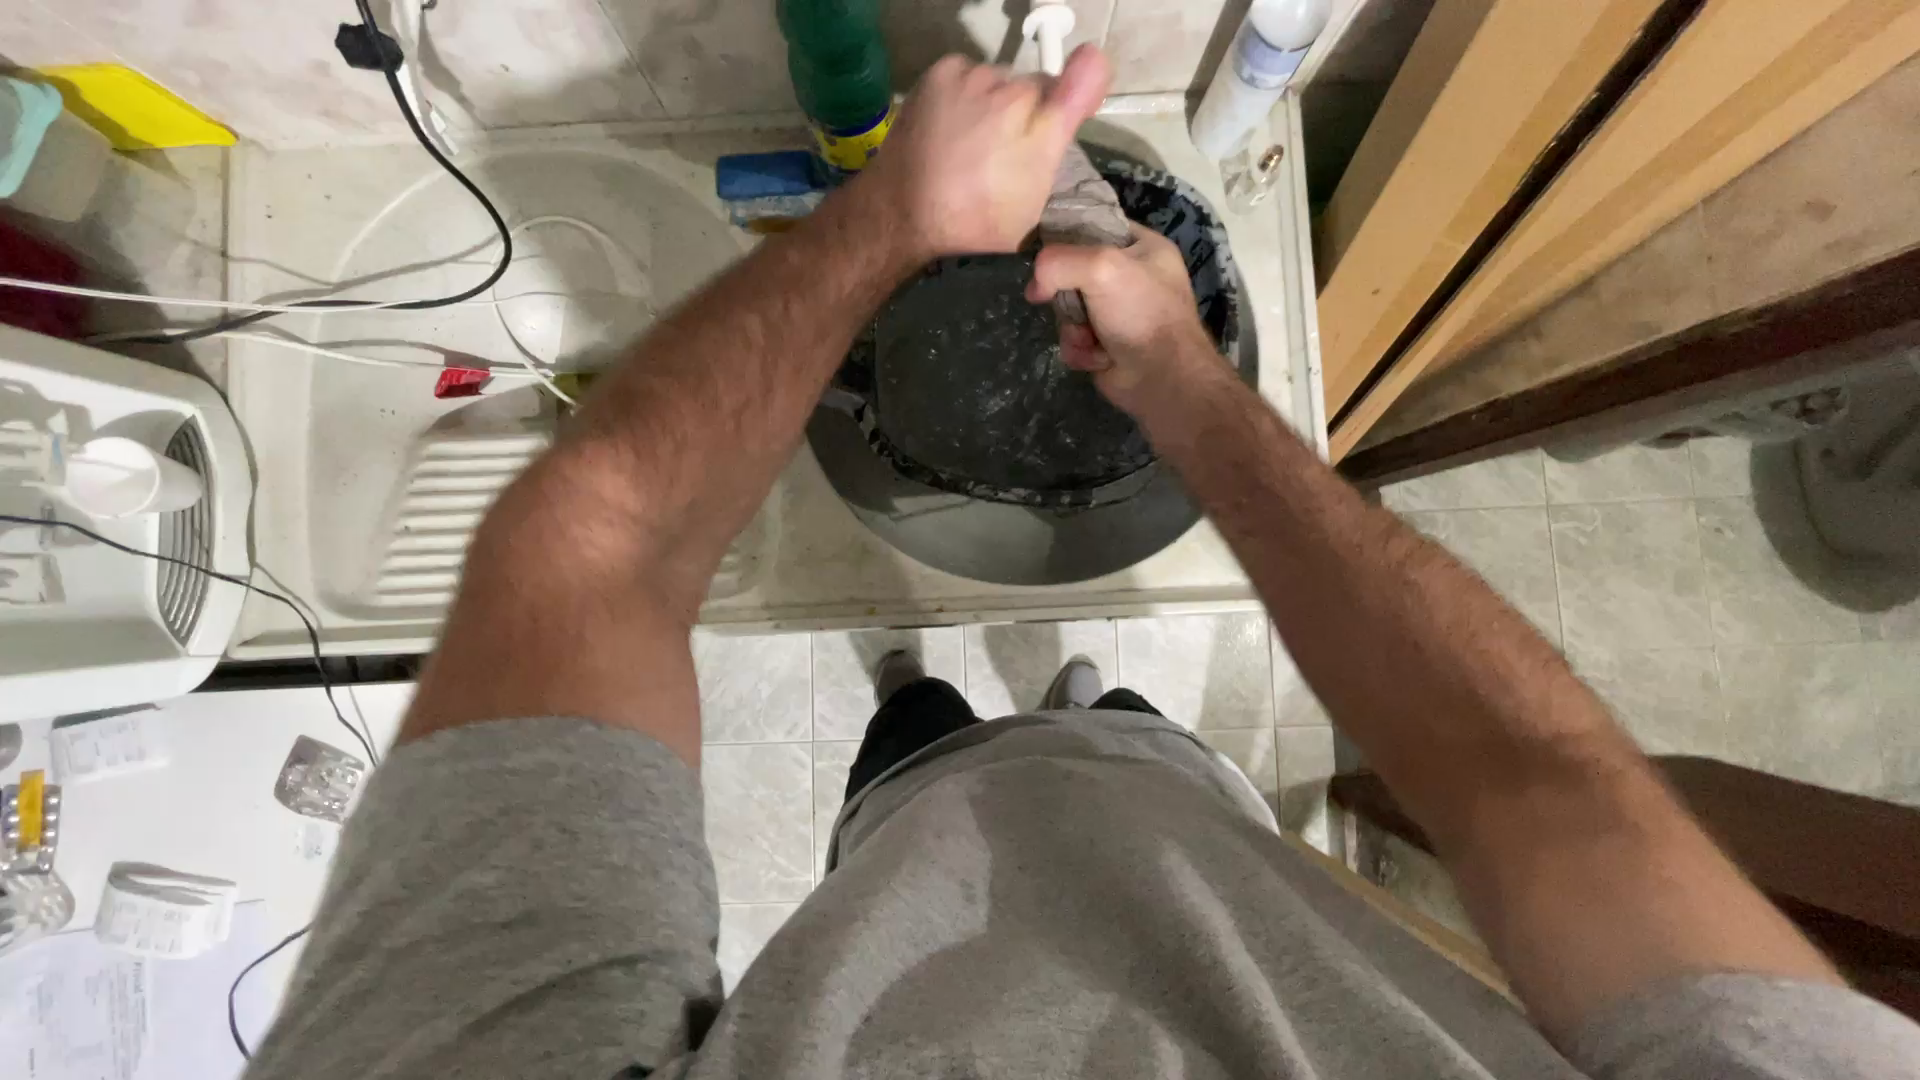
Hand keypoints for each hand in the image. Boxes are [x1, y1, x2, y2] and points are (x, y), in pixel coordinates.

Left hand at [864, 46, 1110, 260]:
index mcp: (1043, 123)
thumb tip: (1096, 59)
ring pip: (997, 84)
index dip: (1076, 99)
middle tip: (1001, 161)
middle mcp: (1012, 90)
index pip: (1083, 77)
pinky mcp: (940, 76)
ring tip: (971, 150)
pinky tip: (952, 131)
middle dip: (1024, 117)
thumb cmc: (976, 221)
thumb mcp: (1034, 196)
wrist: (905, 215)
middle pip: (1032, 89)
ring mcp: (973, 78)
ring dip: (990, 108)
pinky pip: (965, 77)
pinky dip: (962, 98)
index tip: (1060, 125)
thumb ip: (1063, 120)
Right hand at [1025, 224, 1221, 411]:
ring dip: (1072, 329)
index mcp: (1142, 247)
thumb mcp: (1101, 268)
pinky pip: (1073, 340)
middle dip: (1067, 296)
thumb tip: (1035, 288)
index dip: (1066, 238)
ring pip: (1068, 311)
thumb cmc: (1141, 313)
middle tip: (1069, 305)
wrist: (1162, 377)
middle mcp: (1129, 278)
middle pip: (1072, 274)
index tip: (1046, 254)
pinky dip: (1079, 351)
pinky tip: (1098, 358)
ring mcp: (1115, 314)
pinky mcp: (1103, 345)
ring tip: (1091, 339)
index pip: (1093, 228)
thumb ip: (1058, 262)